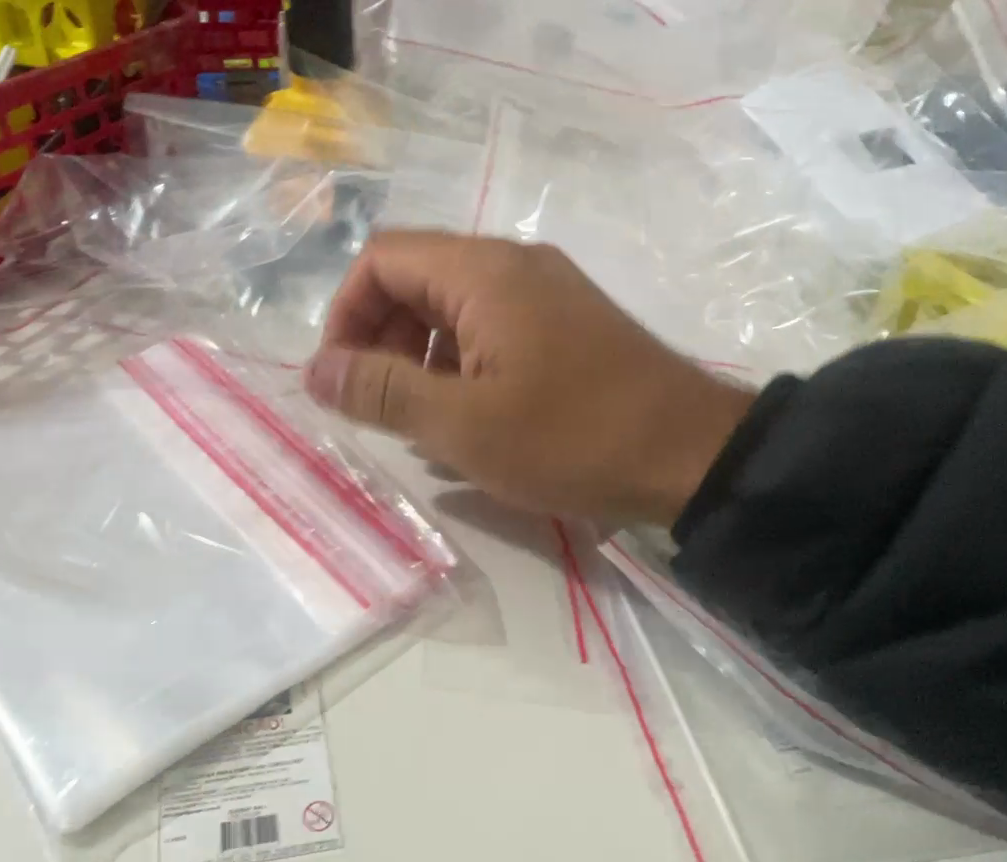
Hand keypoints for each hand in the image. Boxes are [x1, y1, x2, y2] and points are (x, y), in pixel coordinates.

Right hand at [307, 230, 757, 524]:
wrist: (692, 457)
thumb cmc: (572, 439)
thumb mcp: (462, 425)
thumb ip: (382, 392)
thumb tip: (314, 370)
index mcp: (482, 272)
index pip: (381, 258)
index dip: (344, 315)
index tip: (340, 381)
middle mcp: (513, 265)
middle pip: (414, 278)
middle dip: (378, 338)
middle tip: (377, 407)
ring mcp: (545, 293)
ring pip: (451, 307)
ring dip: (417, 357)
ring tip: (419, 421)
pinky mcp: (567, 325)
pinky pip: (490, 329)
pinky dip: (459, 365)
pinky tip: (469, 419)